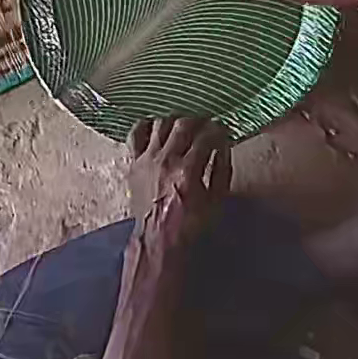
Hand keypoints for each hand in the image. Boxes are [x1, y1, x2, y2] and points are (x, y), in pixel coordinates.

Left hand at [127, 118, 230, 249]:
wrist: (158, 238)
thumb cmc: (191, 222)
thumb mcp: (217, 199)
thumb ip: (223, 169)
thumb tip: (224, 144)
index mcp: (188, 170)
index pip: (207, 136)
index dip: (219, 130)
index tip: (224, 131)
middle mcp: (166, 159)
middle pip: (184, 124)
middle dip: (200, 121)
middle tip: (207, 126)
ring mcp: (147, 159)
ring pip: (161, 123)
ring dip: (176, 121)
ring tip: (184, 128)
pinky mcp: (134, 162)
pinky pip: (136, 133)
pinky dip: (146, 125)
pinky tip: (157, 128)